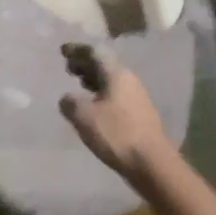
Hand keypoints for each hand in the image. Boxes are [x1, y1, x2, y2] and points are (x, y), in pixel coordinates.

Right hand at [58, 42, 169, 175]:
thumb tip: (67, 98)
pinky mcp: (140, 115)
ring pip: (111, 81)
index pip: (94, 52)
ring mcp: (137, 98)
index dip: (77, 50)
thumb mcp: (83, 116)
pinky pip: (116, 95)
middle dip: (85, 64)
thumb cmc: (116, 134)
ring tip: (79, 85)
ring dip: (93, 80)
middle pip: (104, 65)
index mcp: (116, 74)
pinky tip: (95, 107)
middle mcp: (129, 81)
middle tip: (69, 67)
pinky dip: (101, 94)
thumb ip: (70, 102)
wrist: (152, 164)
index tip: (62, 51)